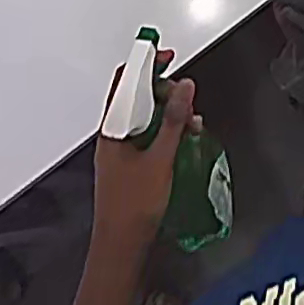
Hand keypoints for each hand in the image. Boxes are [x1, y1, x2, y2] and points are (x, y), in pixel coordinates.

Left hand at [92, 50, 197, 246]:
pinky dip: (167, 129)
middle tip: (186, 94)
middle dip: (164, 90)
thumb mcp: (160, 158)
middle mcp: (114, 135)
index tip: (167, 54)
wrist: (121, 250)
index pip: (124, 83)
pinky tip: (185, 137)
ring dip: (169, 112)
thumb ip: (173, 119)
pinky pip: (150, 133)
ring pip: (146, 116)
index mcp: (113, 129)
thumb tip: (184, 84)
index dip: (144, 64)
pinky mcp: (131, 162)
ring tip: (191, 121)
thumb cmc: (135, 204)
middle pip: (137, 97)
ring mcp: (122, 149)